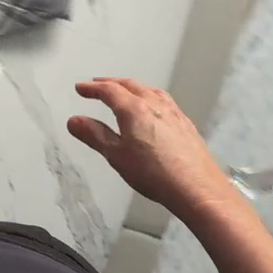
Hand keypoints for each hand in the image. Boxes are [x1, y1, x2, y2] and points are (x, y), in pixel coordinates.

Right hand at [67, 78, 231, 216]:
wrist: (199, 190)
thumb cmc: (154, 174)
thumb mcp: (117, 156)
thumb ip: (94, 136)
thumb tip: (74, 120)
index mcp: (134, 109)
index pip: (109, 90)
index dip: (92, 88)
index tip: (80, 88)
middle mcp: (155, 105)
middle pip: (130, 85)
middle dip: (111, 83)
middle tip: (97, 85)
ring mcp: (174, 113)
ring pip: (149, 90)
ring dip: (132, 87)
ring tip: (123, 91)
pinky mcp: (187, 125)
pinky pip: (164, 100)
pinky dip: (149, 96)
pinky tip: (152, 108)